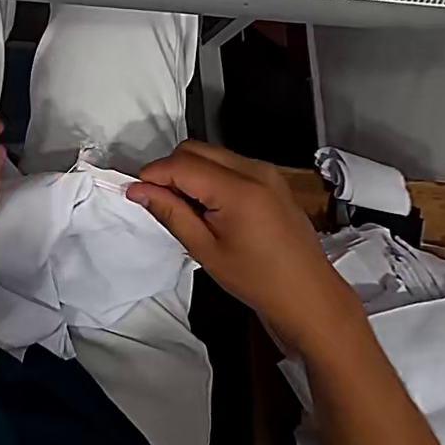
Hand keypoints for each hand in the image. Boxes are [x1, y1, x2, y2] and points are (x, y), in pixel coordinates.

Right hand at [128, 141, 360, 356]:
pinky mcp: (271, 178)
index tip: (136, 193)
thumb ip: (171, 212)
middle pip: (194, 149)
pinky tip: (207, 206)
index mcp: (238, 190)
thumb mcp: (205, 249)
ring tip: (185, 208)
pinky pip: (229, 162)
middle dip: (169, 169)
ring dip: (189, 171)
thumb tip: (139, 191)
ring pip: (211, 153)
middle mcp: (254, 170)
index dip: (152, 175)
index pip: (181, 164)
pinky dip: (209, 174)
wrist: (308, 295)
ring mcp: (266, 171)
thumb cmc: (258, 280)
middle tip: (159, 202)